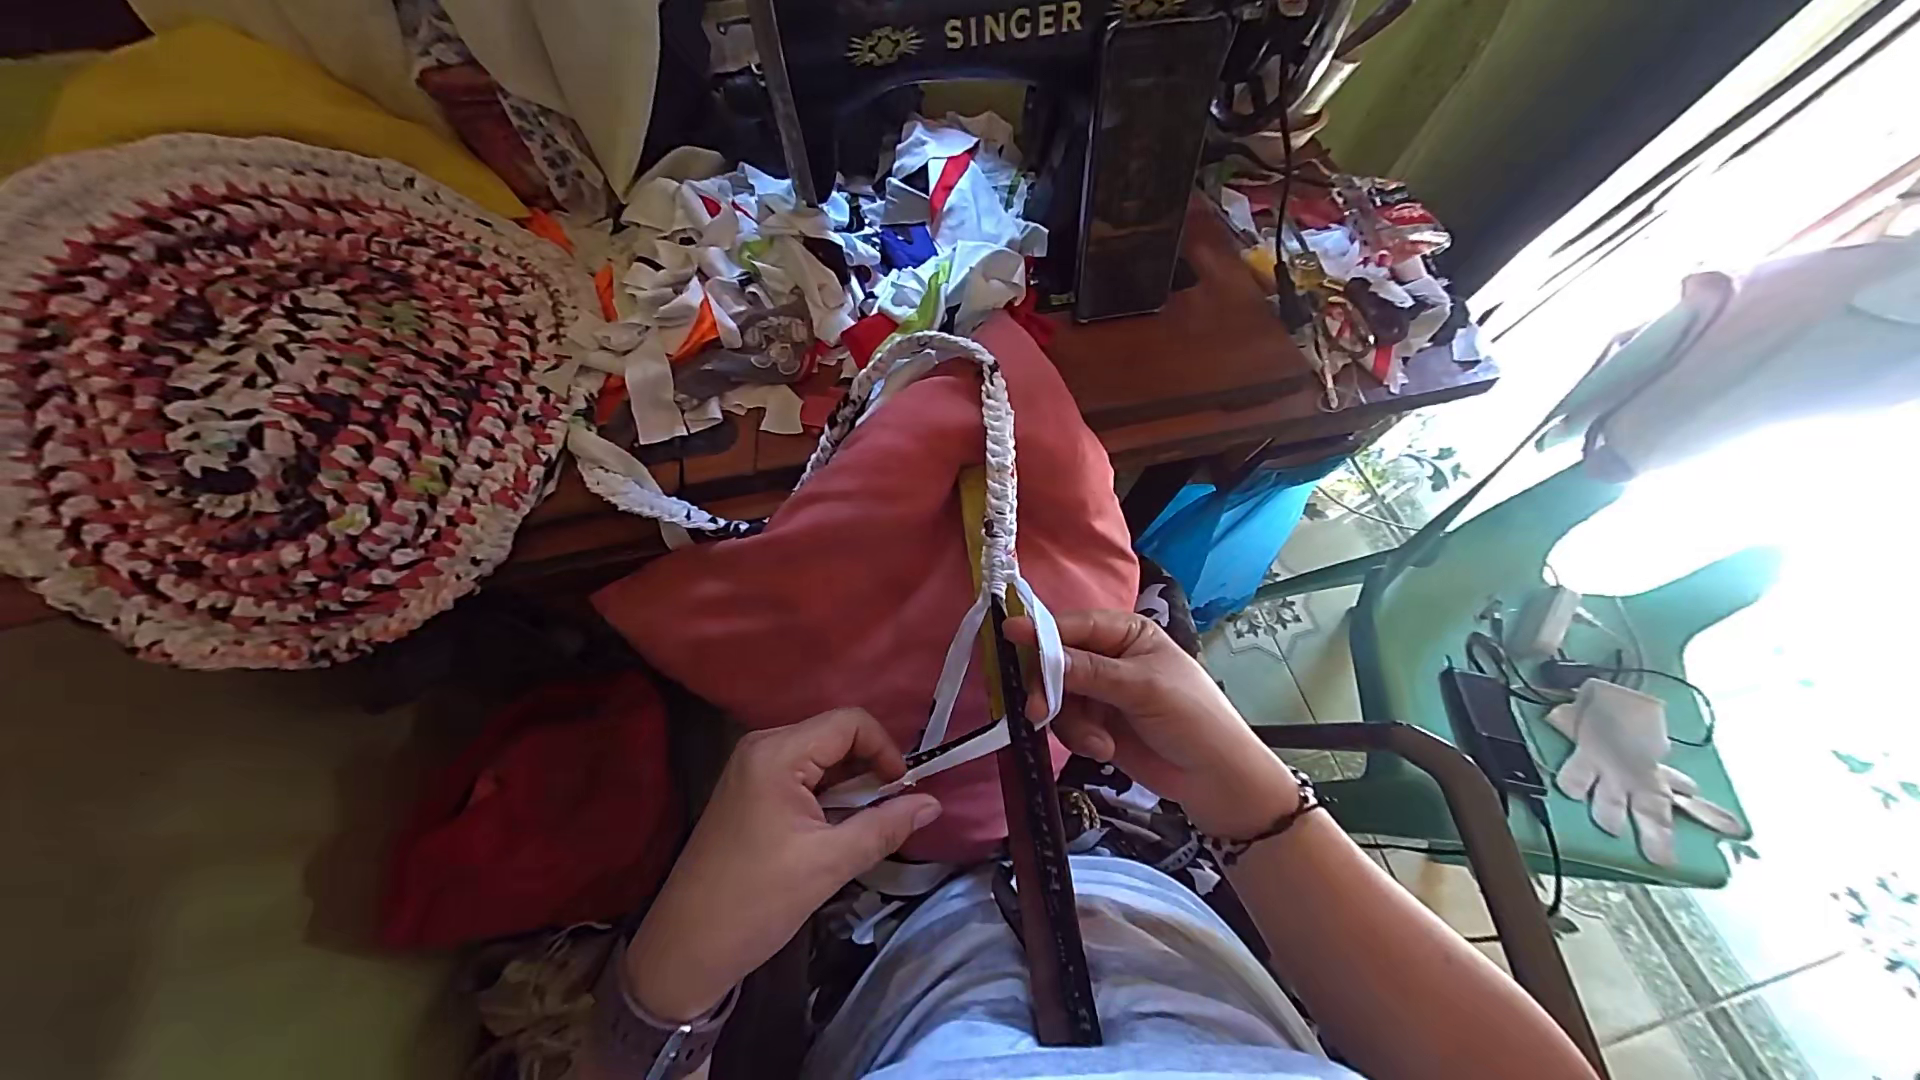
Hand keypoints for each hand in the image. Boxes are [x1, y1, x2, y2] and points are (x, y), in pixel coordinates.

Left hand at [622, 708, 941, 1020]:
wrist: (683, 951)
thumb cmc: (755, 902)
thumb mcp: (828, 864)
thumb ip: (885, 827)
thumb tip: (933, 804)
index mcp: (777, 753)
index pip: (849, 722)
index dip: (884, 748)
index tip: (901, 789)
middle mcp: (763, 746)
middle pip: (835, 734)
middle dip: (869, 765)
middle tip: (888, 807)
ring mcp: (753, 765)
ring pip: (822, 754)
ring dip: (851, 781)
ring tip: (865, 819)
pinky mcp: (751, 787)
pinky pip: (803, 772)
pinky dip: (829, 791)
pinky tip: (837, 823)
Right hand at [1007, 609, 1297, 838]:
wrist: (1216, 781)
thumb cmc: (1192, 718)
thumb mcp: (1142, 688)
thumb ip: (1088, 671)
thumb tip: (1039, 650)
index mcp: (1125, 633)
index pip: (1074, 625)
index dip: (1042, 632)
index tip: (1009, 635)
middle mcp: (1107, 656)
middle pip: (1056, 661)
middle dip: (1050, 687)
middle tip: (1038, 709)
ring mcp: (1099, 691)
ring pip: (1057, 696)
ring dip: (1070, 721)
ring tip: (1097, 743)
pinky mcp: (1094, 723)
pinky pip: (1065, 722)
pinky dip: (1078, 737)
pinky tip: (1103, 749)